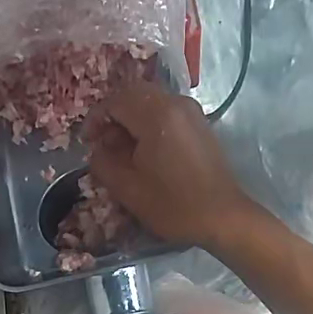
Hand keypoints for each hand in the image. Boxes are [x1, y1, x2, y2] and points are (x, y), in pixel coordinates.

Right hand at [87, 82, 263, 249]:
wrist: (224, 217)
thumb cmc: (174, 205)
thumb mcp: (128, 188)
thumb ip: (103, 162)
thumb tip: (99, 149)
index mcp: (156, 113)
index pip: (114, 101)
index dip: (95, 120)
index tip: (88, 143)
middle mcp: (176, 103)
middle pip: (134, 96)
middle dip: (114, 118)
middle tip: (105, 146)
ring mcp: (193, 113)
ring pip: (152, 104)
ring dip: (133, 122)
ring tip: (126, 153)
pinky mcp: (203, 126)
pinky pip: (169, 114)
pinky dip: (153, 126)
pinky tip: (149, 154)